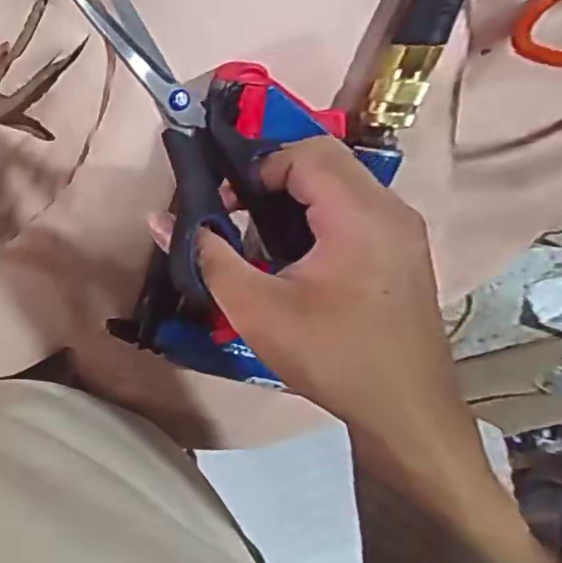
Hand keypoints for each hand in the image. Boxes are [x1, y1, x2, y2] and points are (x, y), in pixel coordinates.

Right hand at [154, 137, 466, 439]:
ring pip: (338, 183)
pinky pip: (350, 208)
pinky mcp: (399, 250)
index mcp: (361, 218)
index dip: (254, 170)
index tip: (221, 205)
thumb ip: (205, 255)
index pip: (306, 155)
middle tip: (231, 213)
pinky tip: (286, 254)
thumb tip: (159, 219)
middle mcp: (390, 212)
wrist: (402, 407)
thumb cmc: (327, 354)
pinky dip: (310, 214)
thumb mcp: (252, 306)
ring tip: (252, 235)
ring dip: (288, 196)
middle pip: (325, 161)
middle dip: (268, 177)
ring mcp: (400, 231)